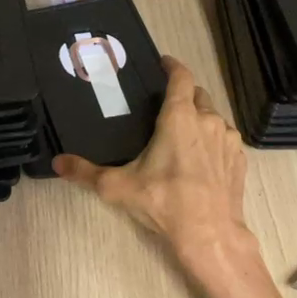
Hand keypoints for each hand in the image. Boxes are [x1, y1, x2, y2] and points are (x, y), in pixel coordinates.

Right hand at [53, 56, 248, 251]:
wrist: (210, 234)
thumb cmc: (163, 202)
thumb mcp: (117, 187)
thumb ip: (85, 172)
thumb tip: (58, 163)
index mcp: (179, 117)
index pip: (181, 77)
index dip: (172, 66)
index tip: (163, 62)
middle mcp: (208, 120)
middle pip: (198, 95)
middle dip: (183, 94)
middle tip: (165, 104)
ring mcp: (228, 140)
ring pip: (213, 117)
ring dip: (199, 118)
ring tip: (181, 133)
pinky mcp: (239, 160)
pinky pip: (224, 139)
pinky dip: (212, 140)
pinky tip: (200, 158)